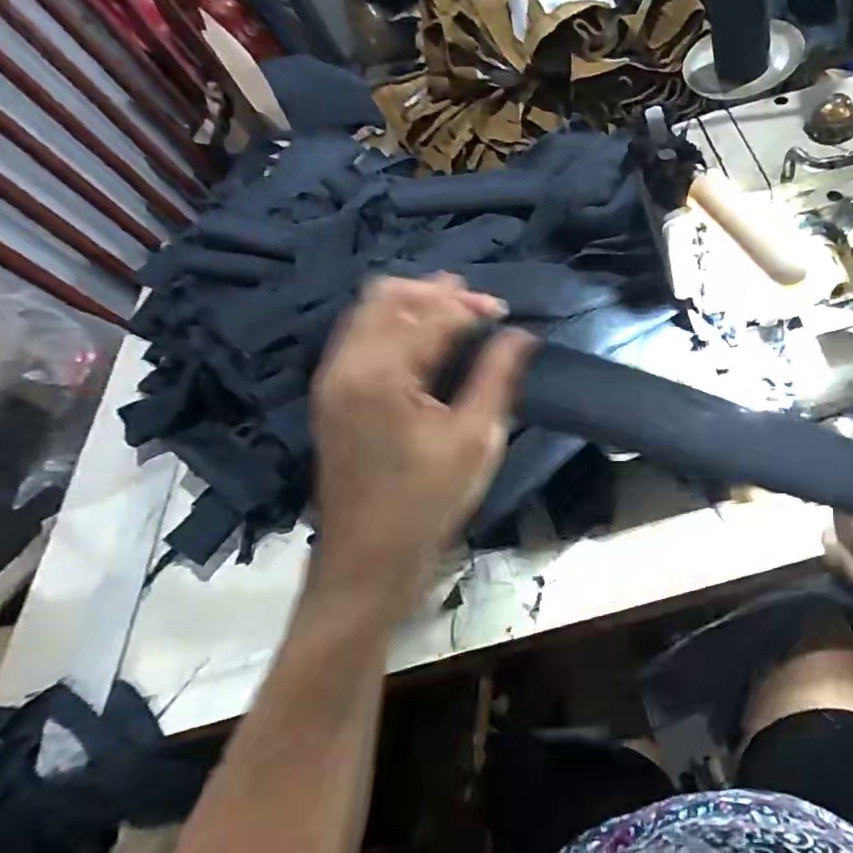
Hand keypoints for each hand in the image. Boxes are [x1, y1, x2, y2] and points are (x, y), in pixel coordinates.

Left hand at [309, 275, 534, 627]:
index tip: (507, 313)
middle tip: (481, 307)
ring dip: (414, 304)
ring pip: (368, 312)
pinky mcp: (331, 396)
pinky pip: (360, 337)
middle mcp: (346, 365)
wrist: (367, 561)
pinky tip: (426, 344)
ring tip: (458, 316)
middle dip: (437, 292)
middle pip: (387, 296)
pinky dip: (394, 326)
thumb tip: (521, 334)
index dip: (471, 306)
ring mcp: (332, 380)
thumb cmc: (427, 504)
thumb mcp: (476, 440)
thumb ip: (498, 377)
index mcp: (381, 373)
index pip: (430, 314)